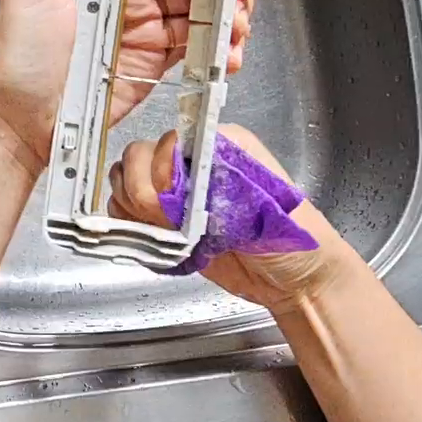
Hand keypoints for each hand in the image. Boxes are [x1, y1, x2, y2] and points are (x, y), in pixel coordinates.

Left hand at [0, 0, 265, 171]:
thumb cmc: (19, 54)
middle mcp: (129, 2)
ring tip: (242, 31)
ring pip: (199, 19)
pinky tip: (230, 55)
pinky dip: (216, 53)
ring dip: (227, 21)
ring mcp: (142, 36)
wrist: (17, 120)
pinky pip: (192, 54)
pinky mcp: (149, 69)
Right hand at [108, 125, 353, 314]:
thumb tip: (171, 184)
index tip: (173, 195)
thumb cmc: (291, 238)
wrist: (296, 280)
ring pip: (125, 181)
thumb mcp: (259, 205)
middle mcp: (192, 162)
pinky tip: (152, 236)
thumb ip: (215, 188)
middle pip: (137, 156)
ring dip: (132, 206)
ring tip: (161, 228)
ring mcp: (175, 191)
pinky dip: (129, 223)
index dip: (162, 167)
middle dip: (140, 187)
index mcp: (219, 145)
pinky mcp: (165, 219)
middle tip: (163, 217)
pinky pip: (126, 211)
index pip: (167, 141)